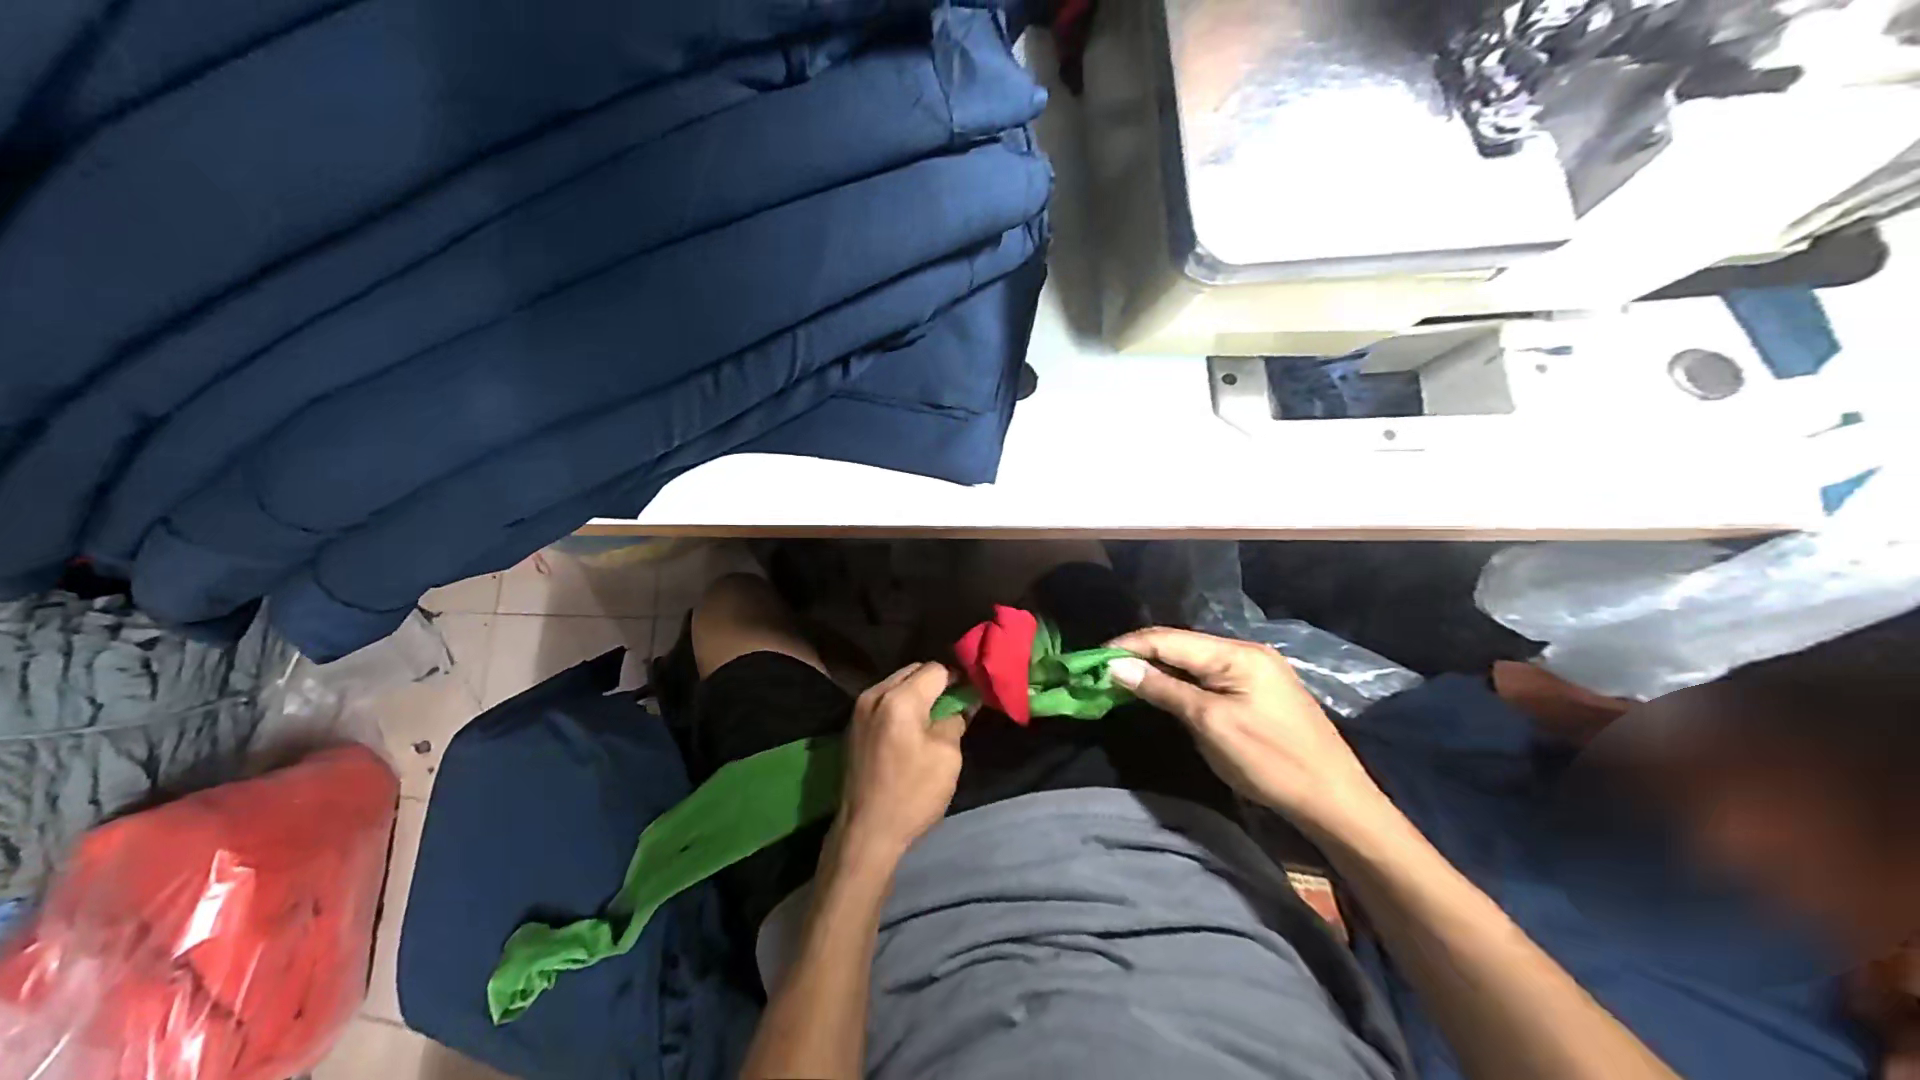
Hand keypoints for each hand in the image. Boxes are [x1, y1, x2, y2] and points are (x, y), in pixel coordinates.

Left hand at [833, 662, 967, 862]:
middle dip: (935, 684)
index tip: (970, 697)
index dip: (957, 679)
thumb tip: (962, 703)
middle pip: (913, 671)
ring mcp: (859, 710)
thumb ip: (955, 719)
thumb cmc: (912, 794)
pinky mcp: (853, 726)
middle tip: (953, 708)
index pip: (936, 669)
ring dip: (916, 694)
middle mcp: (874, 694)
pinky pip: (883, 701)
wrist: (866, 832)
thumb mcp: (947, 757)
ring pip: (896, 684)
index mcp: (899, 699)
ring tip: (932, 720)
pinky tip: (910, 730)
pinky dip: (900, 706)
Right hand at [1105, 627, 1394, 842]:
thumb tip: (1116, 666)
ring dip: (1158, 668)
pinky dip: (1180, 681)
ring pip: (1192, 660)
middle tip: (1102, 672)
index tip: (1091, 659)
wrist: (1335, 799)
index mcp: (1235, 653)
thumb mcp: (1210, 724)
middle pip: (1179, 645)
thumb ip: (1162, 689)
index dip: (1126, 646)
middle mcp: (1245, 651)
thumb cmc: (1270, 761)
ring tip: (1123, 680)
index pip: (1167, 639)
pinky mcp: (1259, 689)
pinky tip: (1163, 691)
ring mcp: (1255, 669)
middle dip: (1139, 655)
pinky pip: (1208, 675)